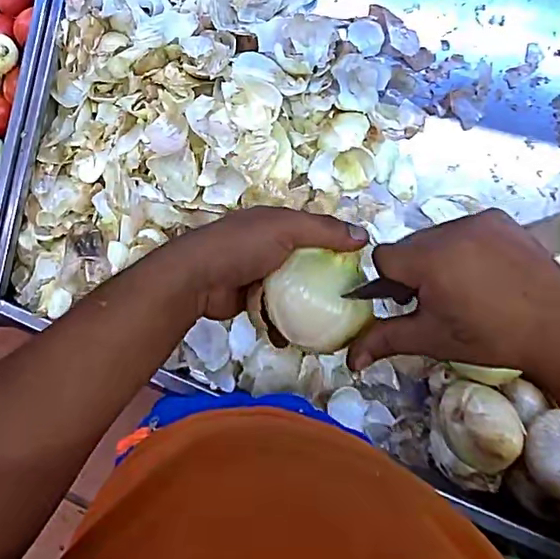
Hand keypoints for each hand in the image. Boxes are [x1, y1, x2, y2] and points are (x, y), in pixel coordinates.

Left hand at [134, 206, 366, 322]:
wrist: (196, 278)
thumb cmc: (241, 246)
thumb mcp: (286, 229)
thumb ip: (323, 231)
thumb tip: (363, 236)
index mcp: (275, 222)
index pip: (315, 231)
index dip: (336, 246)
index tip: (359, 268)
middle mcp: (267, 245)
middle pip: (304, 263)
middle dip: (322, 282)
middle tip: (345, 303)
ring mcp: (256, 273)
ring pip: (290, 291)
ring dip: (303, 308)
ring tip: (325, 326)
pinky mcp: (247, 298)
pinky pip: (273, 311)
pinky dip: (281, 323)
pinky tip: (292, 336)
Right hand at [347, 209, 559, 371]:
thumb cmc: (490, 338)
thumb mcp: (432, 339)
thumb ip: (385, 340)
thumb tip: (349, 359)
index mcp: (427, 259)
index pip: (384, 257)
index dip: (394, 282)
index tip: (416, 302)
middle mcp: (448, 230)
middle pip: (411, 246)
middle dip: (418, 270)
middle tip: (444, 300)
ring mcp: (476, 220)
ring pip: (437, 236)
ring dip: (442, 256)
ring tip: (470, 287)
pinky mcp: (499, 218)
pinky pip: (466, 228)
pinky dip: (469, 245)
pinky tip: (489, 271)